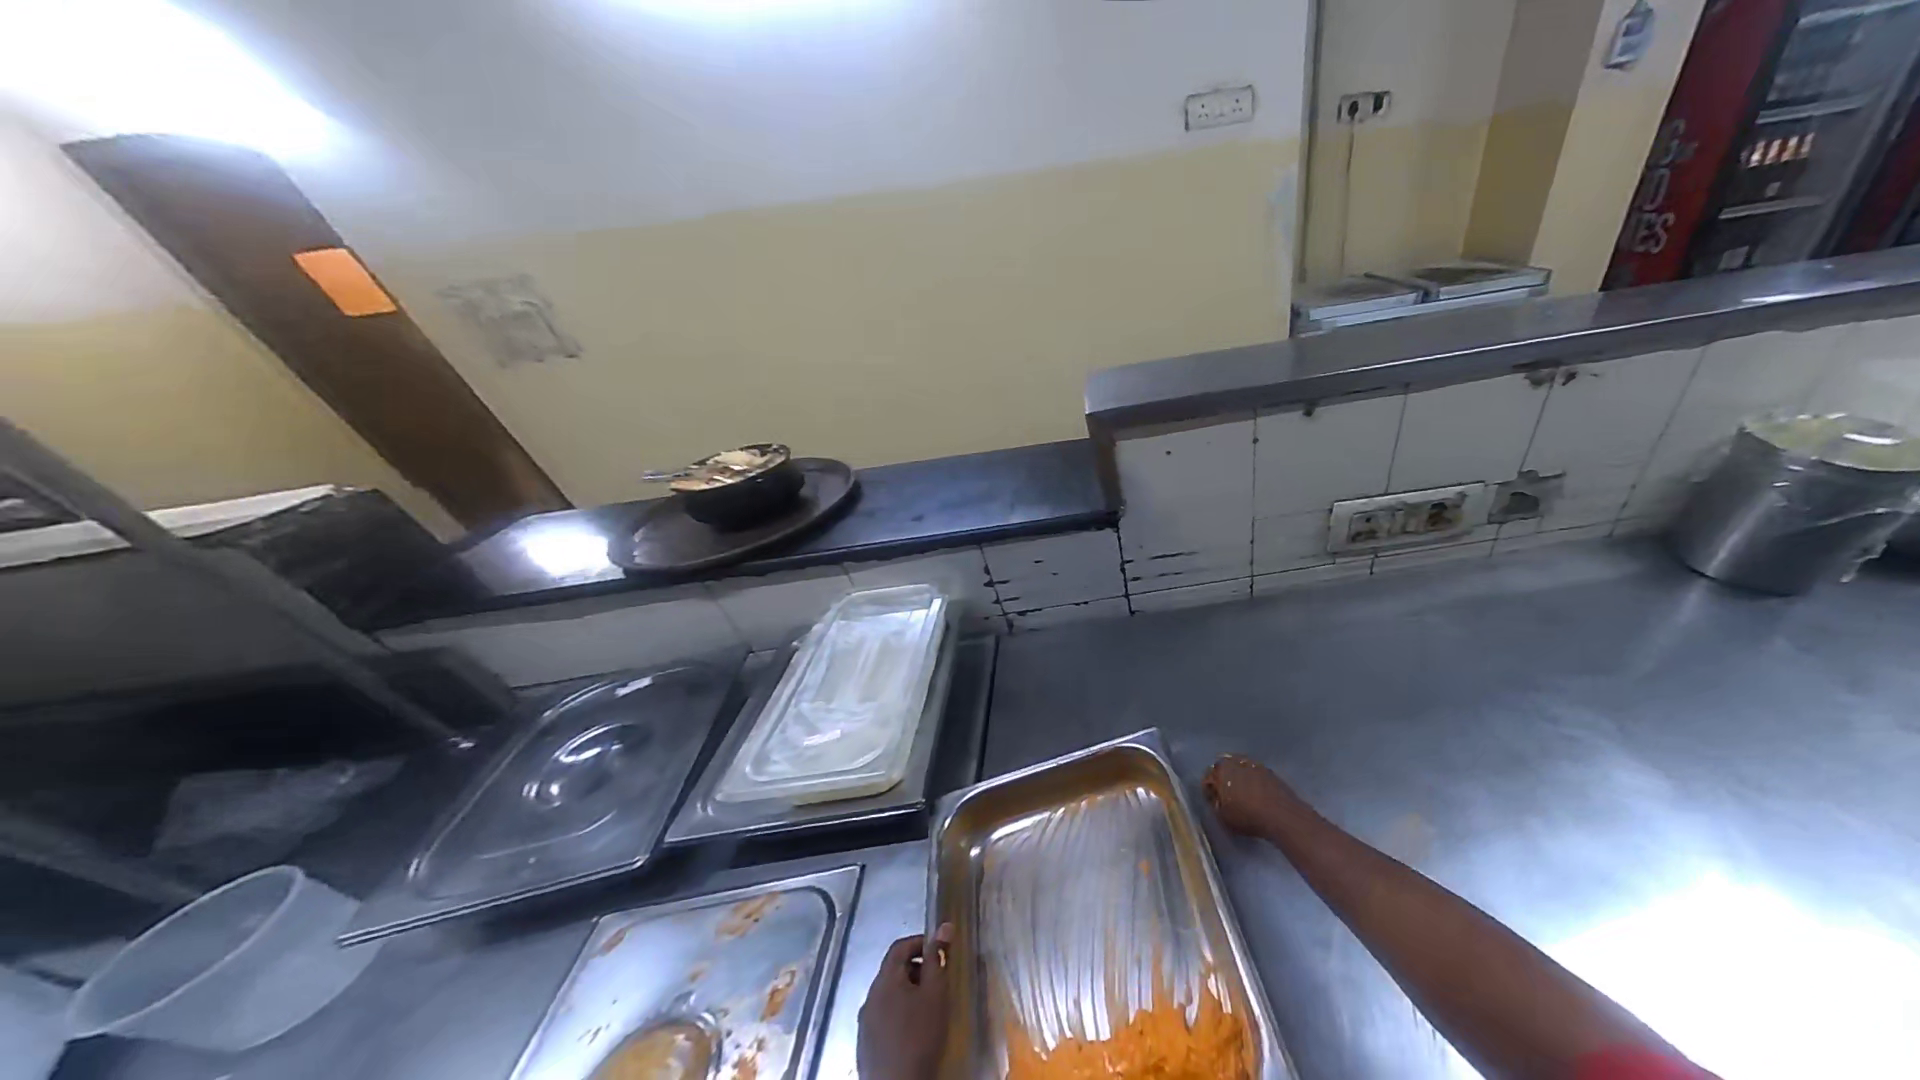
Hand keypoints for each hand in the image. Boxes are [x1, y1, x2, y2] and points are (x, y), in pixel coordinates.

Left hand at [857, 924, 952, 1079]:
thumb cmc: (920, 1036)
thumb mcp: (935, 993)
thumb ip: (938, 959)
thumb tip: (944, 926)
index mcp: (885, 979)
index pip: (899, 946)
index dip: (920, 943)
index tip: (939, 951)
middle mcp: (870, 995)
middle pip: (892, 970)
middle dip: (915, 969)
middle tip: (937, 982)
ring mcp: (864, 1020)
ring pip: (887, 994)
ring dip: (907, 992)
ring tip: (927, 1008)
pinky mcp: (865, 1042)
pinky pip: (882, 1016)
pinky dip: (897, 1013)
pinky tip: (911, 1031)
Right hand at [1203, 754, 1298, 839]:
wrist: (1284, 817)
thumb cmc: (1248, 816)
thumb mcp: (1222, 817)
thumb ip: (1214, 804)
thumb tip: (1215, 798)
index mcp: (1221, 770)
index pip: (1208, 776)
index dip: (1210, 789)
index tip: (1215, 801)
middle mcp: (1237, 762)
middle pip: (1225, 769)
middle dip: (1224, 780)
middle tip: (1228, 796)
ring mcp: (1256, 766)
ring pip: (1242, 770)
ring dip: (1241, 779)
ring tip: (1245, 796)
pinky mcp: (1272, 773)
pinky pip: (1257, 775)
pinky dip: (1255, 782)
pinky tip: (1259, 796)